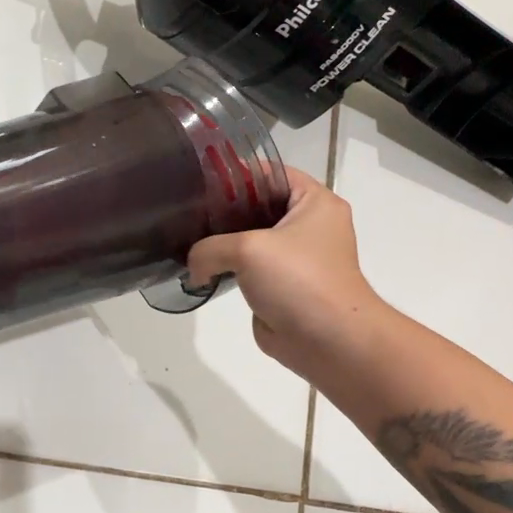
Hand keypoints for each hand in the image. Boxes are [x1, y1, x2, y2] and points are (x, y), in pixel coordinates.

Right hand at [188, 167, 388, 377]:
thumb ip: (209, 248)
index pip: (272, 173)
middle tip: (186, 213)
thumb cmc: (298, 280)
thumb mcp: (248, 250)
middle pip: (258, 206)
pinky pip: (248, 268)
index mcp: (315, 202)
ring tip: (186, 240)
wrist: (327, 338)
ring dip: (222, 242)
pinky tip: (200, 270)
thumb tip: (193, 268)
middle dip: (223, 210)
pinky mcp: (281, 285)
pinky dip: (226, 267)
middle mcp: (308, 225)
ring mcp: (295, 257)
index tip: (200, 181)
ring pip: (250, 239)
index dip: (236, 173)